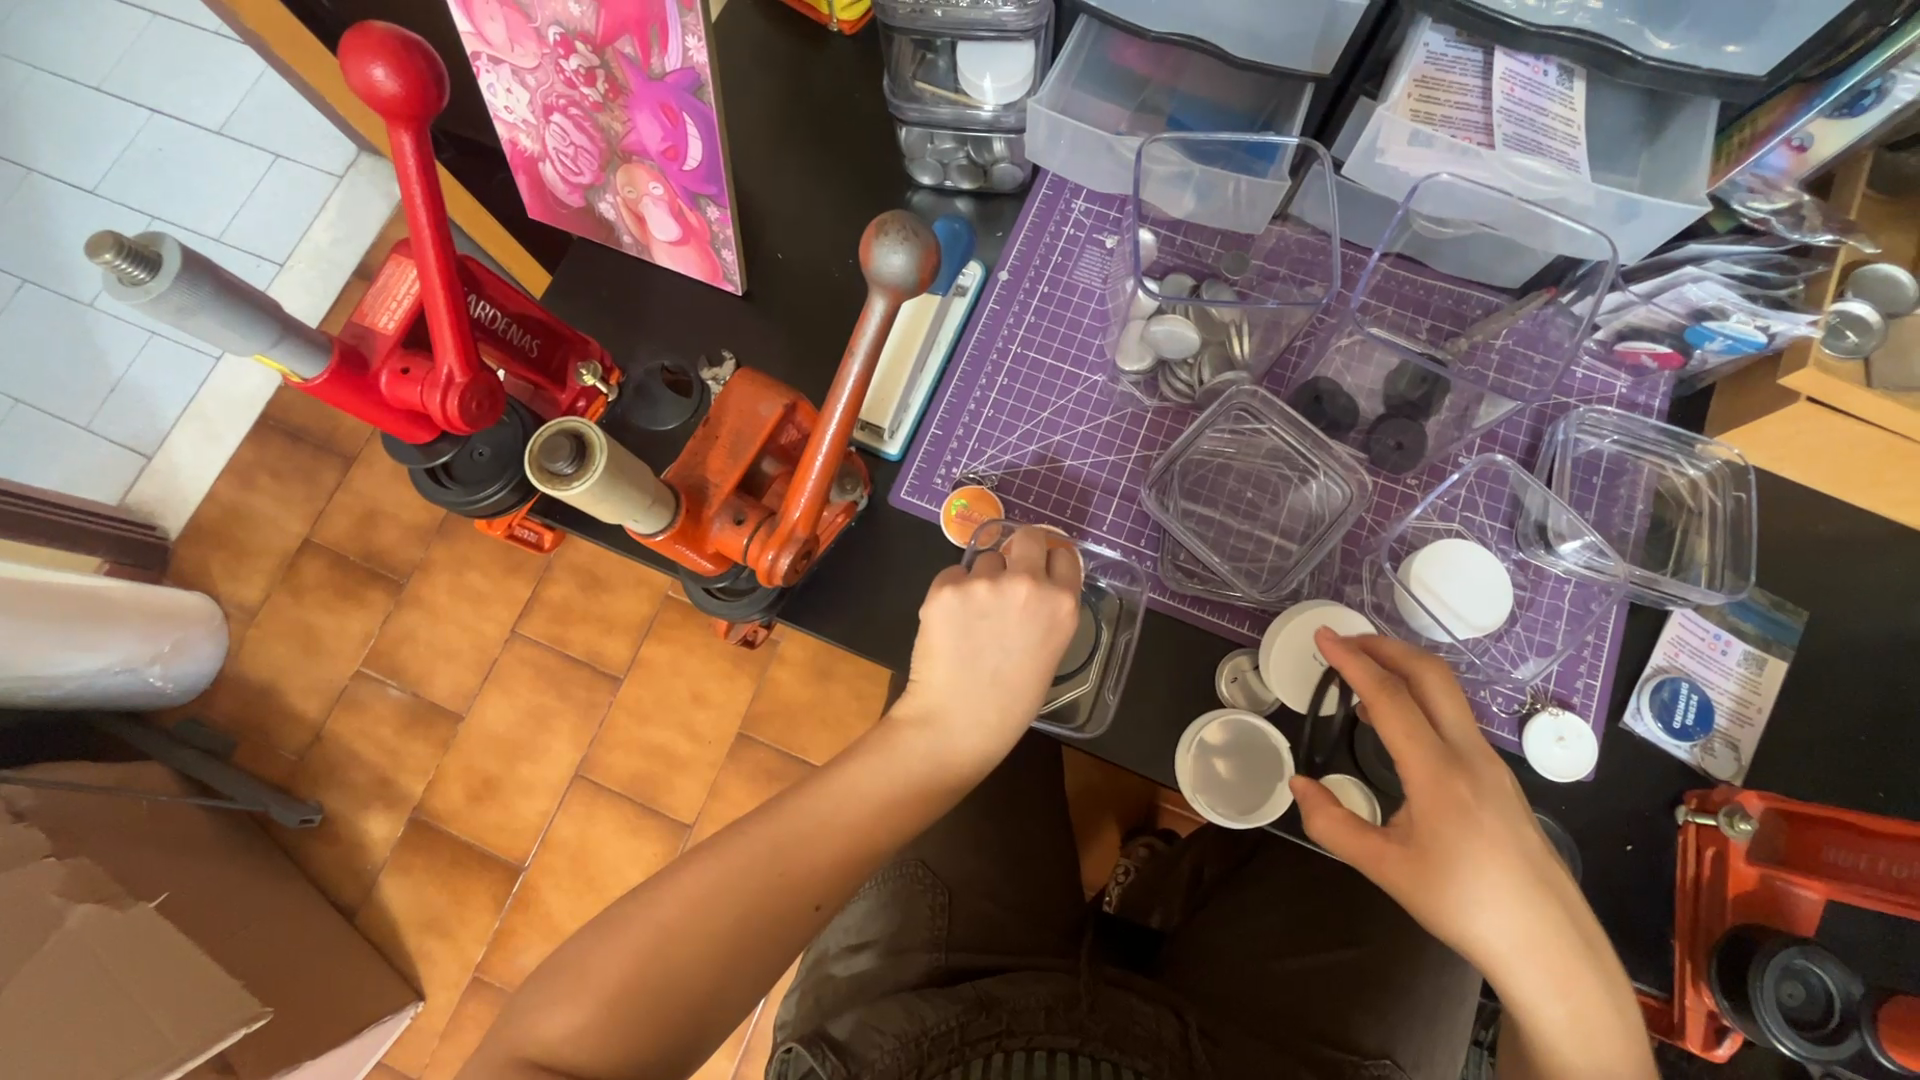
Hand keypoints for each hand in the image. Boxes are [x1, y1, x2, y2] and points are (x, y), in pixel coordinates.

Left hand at [890, 526, 1083, 775]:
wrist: (957, 722)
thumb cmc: (1010, 703)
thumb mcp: (1050, 653)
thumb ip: (1046, 613)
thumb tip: (1030, 588)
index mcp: (1062, 604)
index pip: (1063, 554)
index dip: (1049, 561)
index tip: (1039, 570)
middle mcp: (1028, 584)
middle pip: (1028, 536)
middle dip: (1018, 549)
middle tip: (1005, 573)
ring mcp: (985, 583)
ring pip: (984, 560)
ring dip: (980, 579)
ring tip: (972, 620)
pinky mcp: (947, 588)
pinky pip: (951, 575)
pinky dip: (950, 594)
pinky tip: (949, 626)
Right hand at [1288, 631, 1596, 984]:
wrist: (1549, 944)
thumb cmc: (1464, 904)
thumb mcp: (1385, 868)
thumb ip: (1333, 824)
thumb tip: (1299, 785)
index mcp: (1437, 771)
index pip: (1389, 696)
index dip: (1352, 661)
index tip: (1322, 636)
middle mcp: (1469, 753)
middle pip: (1430, 674)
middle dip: (1384, 647)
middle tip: (1343, 642)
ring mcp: (1491, 763)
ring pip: (1448, 693)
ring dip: (1404, 669)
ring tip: (1362, 675)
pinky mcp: (1499, 777)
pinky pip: (1455, 717)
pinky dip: (1419, 698)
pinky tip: (1395, 723)